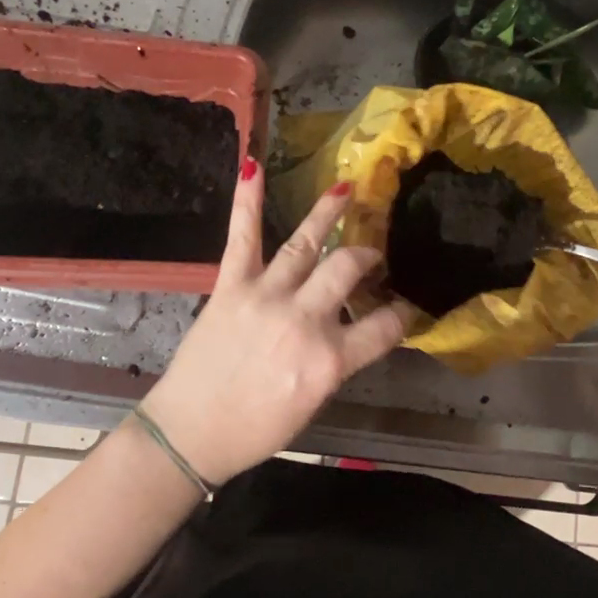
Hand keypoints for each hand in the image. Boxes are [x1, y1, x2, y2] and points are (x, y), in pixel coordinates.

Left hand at [140, 160, 409, 483]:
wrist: (189, 433)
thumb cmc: (256, 429)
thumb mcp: (313, 403)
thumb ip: (336, 362)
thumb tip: (350, 331)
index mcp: (329, 360)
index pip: (384, 327)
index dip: (403, 315)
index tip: (408, 307)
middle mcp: (303, 320)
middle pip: (347, 269)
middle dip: (367, 256)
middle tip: (372, 253)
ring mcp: (265, 297)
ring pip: (305, 244)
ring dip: (327, 212)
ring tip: (346, 189)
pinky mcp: (230, 287)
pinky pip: (242, 237)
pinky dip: (247, 200)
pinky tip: (254, 165)